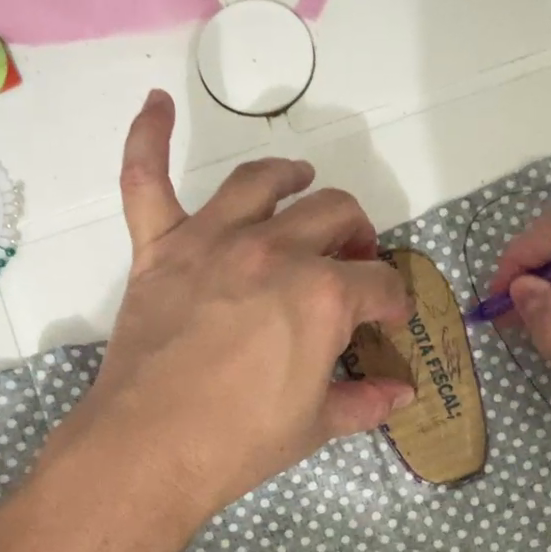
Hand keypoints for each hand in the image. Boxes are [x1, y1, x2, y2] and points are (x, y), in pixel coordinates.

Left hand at [51, 90, 415, 522]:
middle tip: (354, 261)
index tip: (391, 320)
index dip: (393, 302)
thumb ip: (365, 402)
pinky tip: (156, 102)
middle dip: (357, 235)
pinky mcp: (159, 248)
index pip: (378, 283)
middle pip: (333, 215)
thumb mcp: (317, 426)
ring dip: (289, 175)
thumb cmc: (241, 442)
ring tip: (299, 179)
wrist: (151, 449)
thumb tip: (404, 395)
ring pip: (260, 182)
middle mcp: (275, 251)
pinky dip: (148, 137)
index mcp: (324, 295)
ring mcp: (213, 243)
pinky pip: (146, 179)